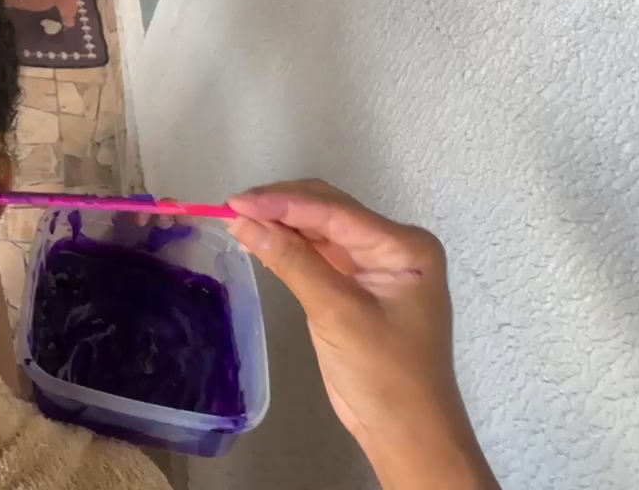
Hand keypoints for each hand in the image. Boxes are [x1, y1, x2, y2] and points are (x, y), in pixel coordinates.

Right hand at [227, 180, 497, 489]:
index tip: (235, 203)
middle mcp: (390, 243)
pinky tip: (256, 239)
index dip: (282, 202)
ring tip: (237, 221)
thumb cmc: (385, 376)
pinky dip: (283, 240)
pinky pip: (311, 245)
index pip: (333, 210)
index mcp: (404, 246)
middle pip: (324, 207)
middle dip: (278, 206)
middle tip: (232, 210)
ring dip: (276, 220)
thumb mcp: (337, 313)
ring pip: (314, 222)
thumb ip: (291, 261)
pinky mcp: (351, 276)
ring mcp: (371, 259)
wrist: (405, 435)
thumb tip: (240, 221)